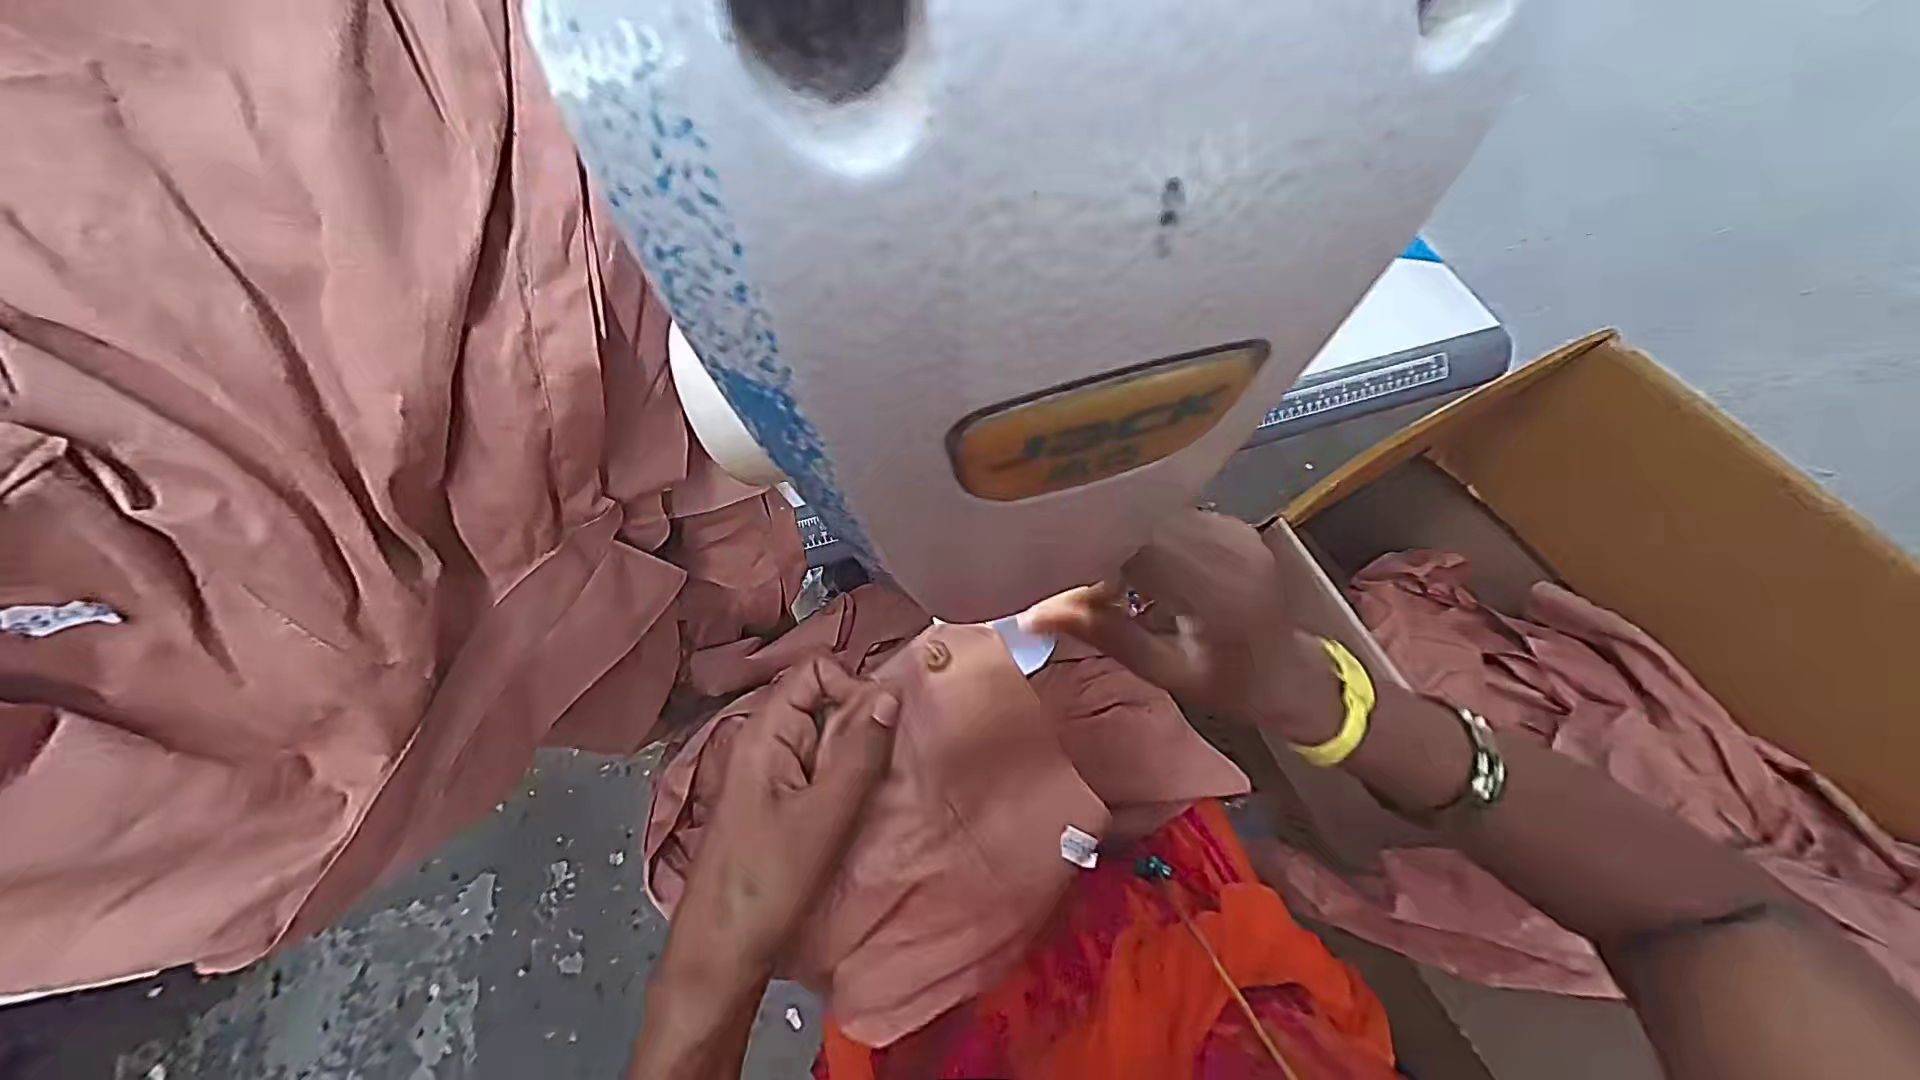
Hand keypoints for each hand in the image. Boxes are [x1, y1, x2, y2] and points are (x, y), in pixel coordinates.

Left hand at [656, 656, 899, 996]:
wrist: (721, 953)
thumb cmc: (767, 883)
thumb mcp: (826, 814)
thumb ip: (861, 751)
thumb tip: (890, 694)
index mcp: (765, 731)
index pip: (814, 670)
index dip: (851, 684)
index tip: (879, 723)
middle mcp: (765, 739)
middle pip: (822, 698)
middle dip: (859, 721)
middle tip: (880, 762)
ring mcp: (771, 768)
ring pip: (825, 733)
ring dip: (856, 750)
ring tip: (872, 785)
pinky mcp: (780, 795)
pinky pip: (820, 763)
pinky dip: (845, 774)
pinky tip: (856, 803)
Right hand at [1020, 510, 1342, 743]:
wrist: (1297, 673)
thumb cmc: (1235, 685)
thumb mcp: (1168, 672)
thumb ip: (1105, 635)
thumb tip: (1034, 616)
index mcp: (1217, 587)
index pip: (1136, 541)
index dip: (1086, 544)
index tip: (1048, 565)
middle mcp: (1226, 544)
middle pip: (1138, 521)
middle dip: (1094, 543)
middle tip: (1061, 573)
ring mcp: (1230, 529)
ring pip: (1149, 516)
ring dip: (1115, 541)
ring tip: (1097, 581)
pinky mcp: (1227, 524)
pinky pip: (1166, 519)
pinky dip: (1138, 540)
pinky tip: (1129, 572)